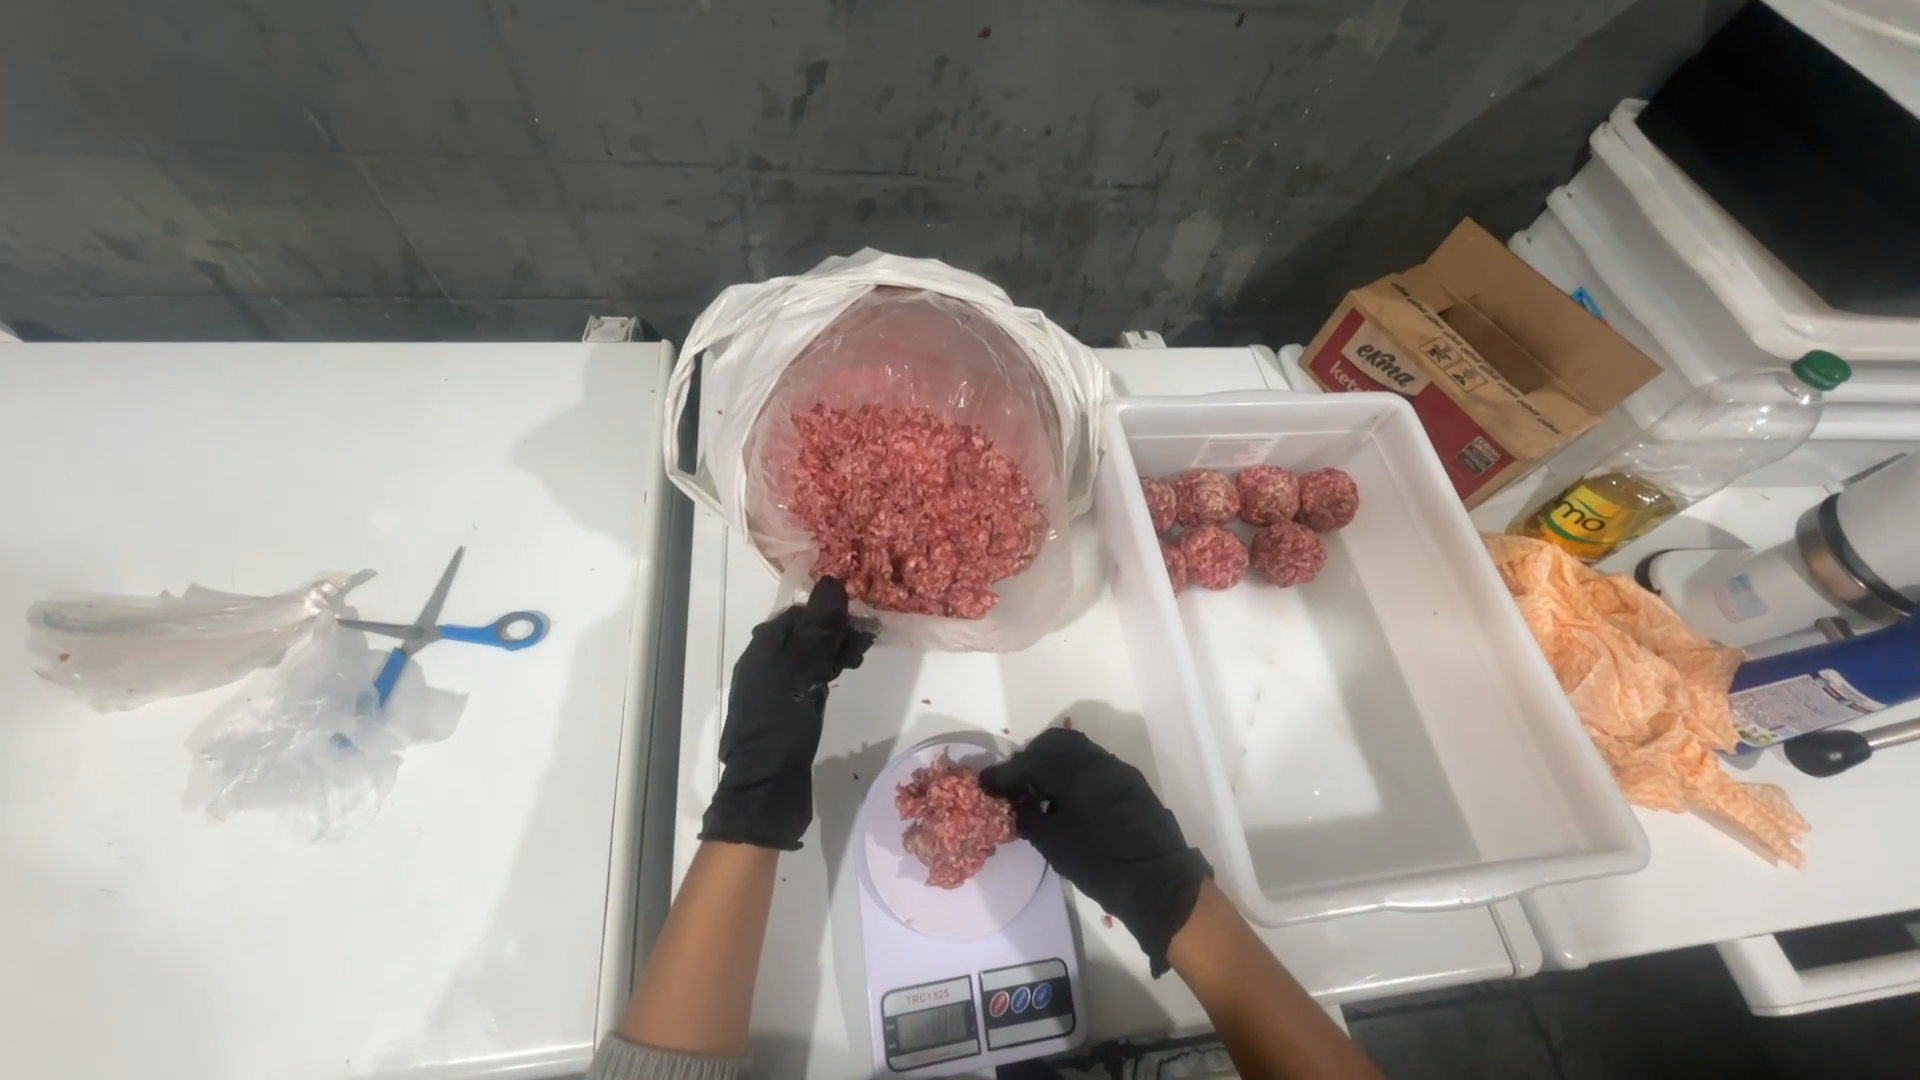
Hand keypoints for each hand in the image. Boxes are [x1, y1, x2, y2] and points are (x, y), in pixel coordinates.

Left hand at [699, 578, 874, 850]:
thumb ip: (817, 628)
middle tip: (867, 642)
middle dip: (837, 630)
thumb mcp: (802, 671)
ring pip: (810, 654)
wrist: (765, 787)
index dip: (832, 611)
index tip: (861, 620)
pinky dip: (828, 671)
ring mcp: (774, 685)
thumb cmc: (781, 725)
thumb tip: (833, 582)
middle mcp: (765, 660)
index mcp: (764, 646)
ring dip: (835, 650)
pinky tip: (843, 676)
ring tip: (859, 659)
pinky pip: (809, 676)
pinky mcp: (785, 707)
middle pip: (806, 631)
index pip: (802, 611)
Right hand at [979, 727, 1210, 975]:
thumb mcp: (1055, 845)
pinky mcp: (1130, 782)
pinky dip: (1072, 772)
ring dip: (1052, 763)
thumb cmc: (1102, 866)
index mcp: (1077, 773)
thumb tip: (1015, 806)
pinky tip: (1065, 799)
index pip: (1030, 762)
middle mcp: (1098, 761)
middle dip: (1029, 759)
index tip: (986, 784)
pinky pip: (1093, 764)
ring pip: (1075, 750)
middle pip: (1053, 744)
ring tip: (1039, 792)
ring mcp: (1117, 769)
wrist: (1161, 885)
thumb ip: (1029, 818)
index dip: (1005, 774)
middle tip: (1014, 785)